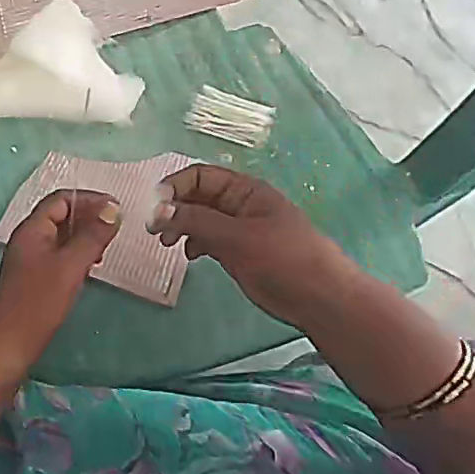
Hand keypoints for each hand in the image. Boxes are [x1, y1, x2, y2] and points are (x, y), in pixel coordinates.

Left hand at [0, 190, 122, 362]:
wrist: (11, 342)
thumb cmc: (39, 302)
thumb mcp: (71, 265)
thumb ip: (92, 236)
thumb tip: (112, 210)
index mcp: (32, 229)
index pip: (61, 200)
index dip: (89, 199)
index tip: (116, 208)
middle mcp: (28, 238)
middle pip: (60, 215)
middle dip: (88, 217)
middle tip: (115, 228)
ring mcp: (29, 258)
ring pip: (60, 236)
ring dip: (84, 236)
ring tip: (106, 247)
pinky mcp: (33, 276)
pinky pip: (58, 254)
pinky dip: (76, 253)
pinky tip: (91, 266)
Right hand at [148, 165, 354, 323]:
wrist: (319, 297)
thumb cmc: (284, 258)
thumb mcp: (237, 236)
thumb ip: (196, 221)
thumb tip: (158, 210)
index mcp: (244, 190)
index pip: (200, 176)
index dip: (175, 187)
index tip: (155, 207)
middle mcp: (238, 205)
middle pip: (196, 196)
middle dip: (173, 208)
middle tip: (155, 230)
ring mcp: (237, 228)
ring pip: (197, 219)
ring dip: (179, 227)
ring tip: (168, 243)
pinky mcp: (235, 250)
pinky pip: (206, 238)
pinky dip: (192, 243)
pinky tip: (190, 255)